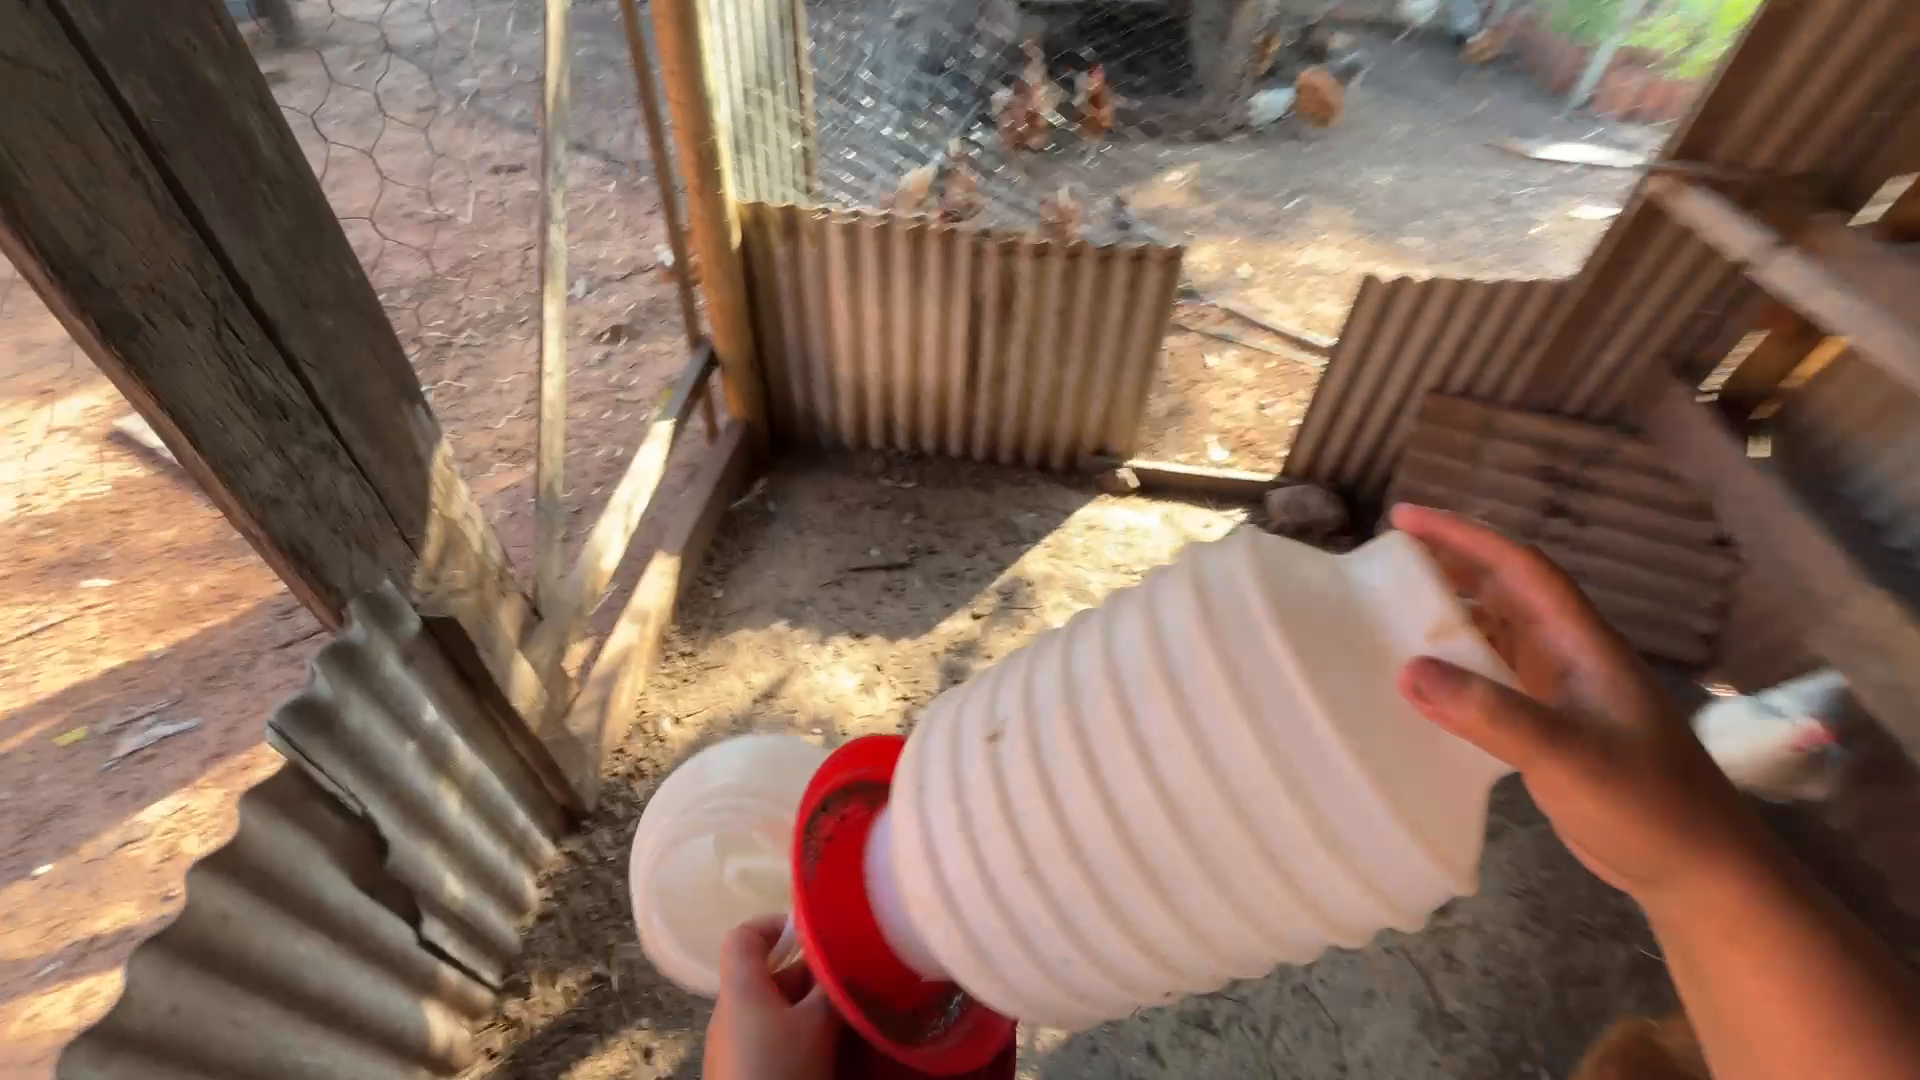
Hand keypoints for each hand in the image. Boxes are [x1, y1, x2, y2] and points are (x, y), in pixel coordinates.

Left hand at [703, 918, 839, 1079]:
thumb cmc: (781, 1073)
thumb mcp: (818, 1025)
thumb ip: (832, 985)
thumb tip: (848, 957)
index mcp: (740, 989)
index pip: (744, 934)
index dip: (777, 924)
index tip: (815, 935)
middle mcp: (730, 1012)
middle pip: (767, 973)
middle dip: (808, 973)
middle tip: (846, 979)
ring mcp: (732, 1046)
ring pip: (773, 1007)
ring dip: (808, 1006)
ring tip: (845, 1014)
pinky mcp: (741, 1074)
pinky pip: (769, 1037)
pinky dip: (797, 1033)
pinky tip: (827, 1049)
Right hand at [1390, 504, 1775, 912]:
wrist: (1698, 874)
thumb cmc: (1647, 806)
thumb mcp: (1569, 756)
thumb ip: (1492, 713)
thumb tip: (1408, 670)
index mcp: (1581, 643)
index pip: (1520, 567)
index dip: (1463, 535)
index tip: (1404, 518)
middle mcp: (1568, 654)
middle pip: (1504, 588)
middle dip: (1448, 563)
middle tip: (1385, 558)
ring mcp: (1559, 689)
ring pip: (1495, 629)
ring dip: (1448, 610)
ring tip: (1391, 607)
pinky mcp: (1546, 720)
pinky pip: (1489, 670)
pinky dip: (1452, 660)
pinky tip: (1422, 676)